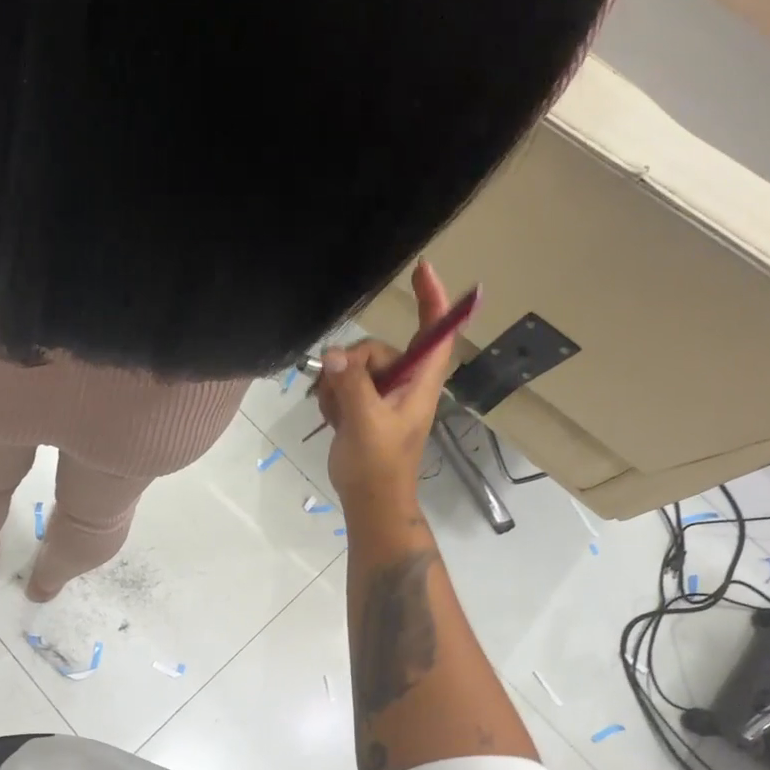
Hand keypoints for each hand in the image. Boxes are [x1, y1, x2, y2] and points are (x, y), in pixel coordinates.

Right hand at [316, 261, 455, 513]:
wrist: (371, 500)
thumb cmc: (379, 465)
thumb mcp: (365, 421)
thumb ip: (351, 383)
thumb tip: (333, 354)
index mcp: (419, 383)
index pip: (436, 333)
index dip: (434, 300)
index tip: (423, 270)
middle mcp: (405, 383)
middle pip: (377, 348)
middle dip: (353, 362)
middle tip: (339, 390)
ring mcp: (383, 395)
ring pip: (354, 366)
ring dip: (337, 385)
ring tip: (337, 414)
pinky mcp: (364, 406)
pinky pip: (343, 384)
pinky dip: (333, 396)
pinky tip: (333, 418)